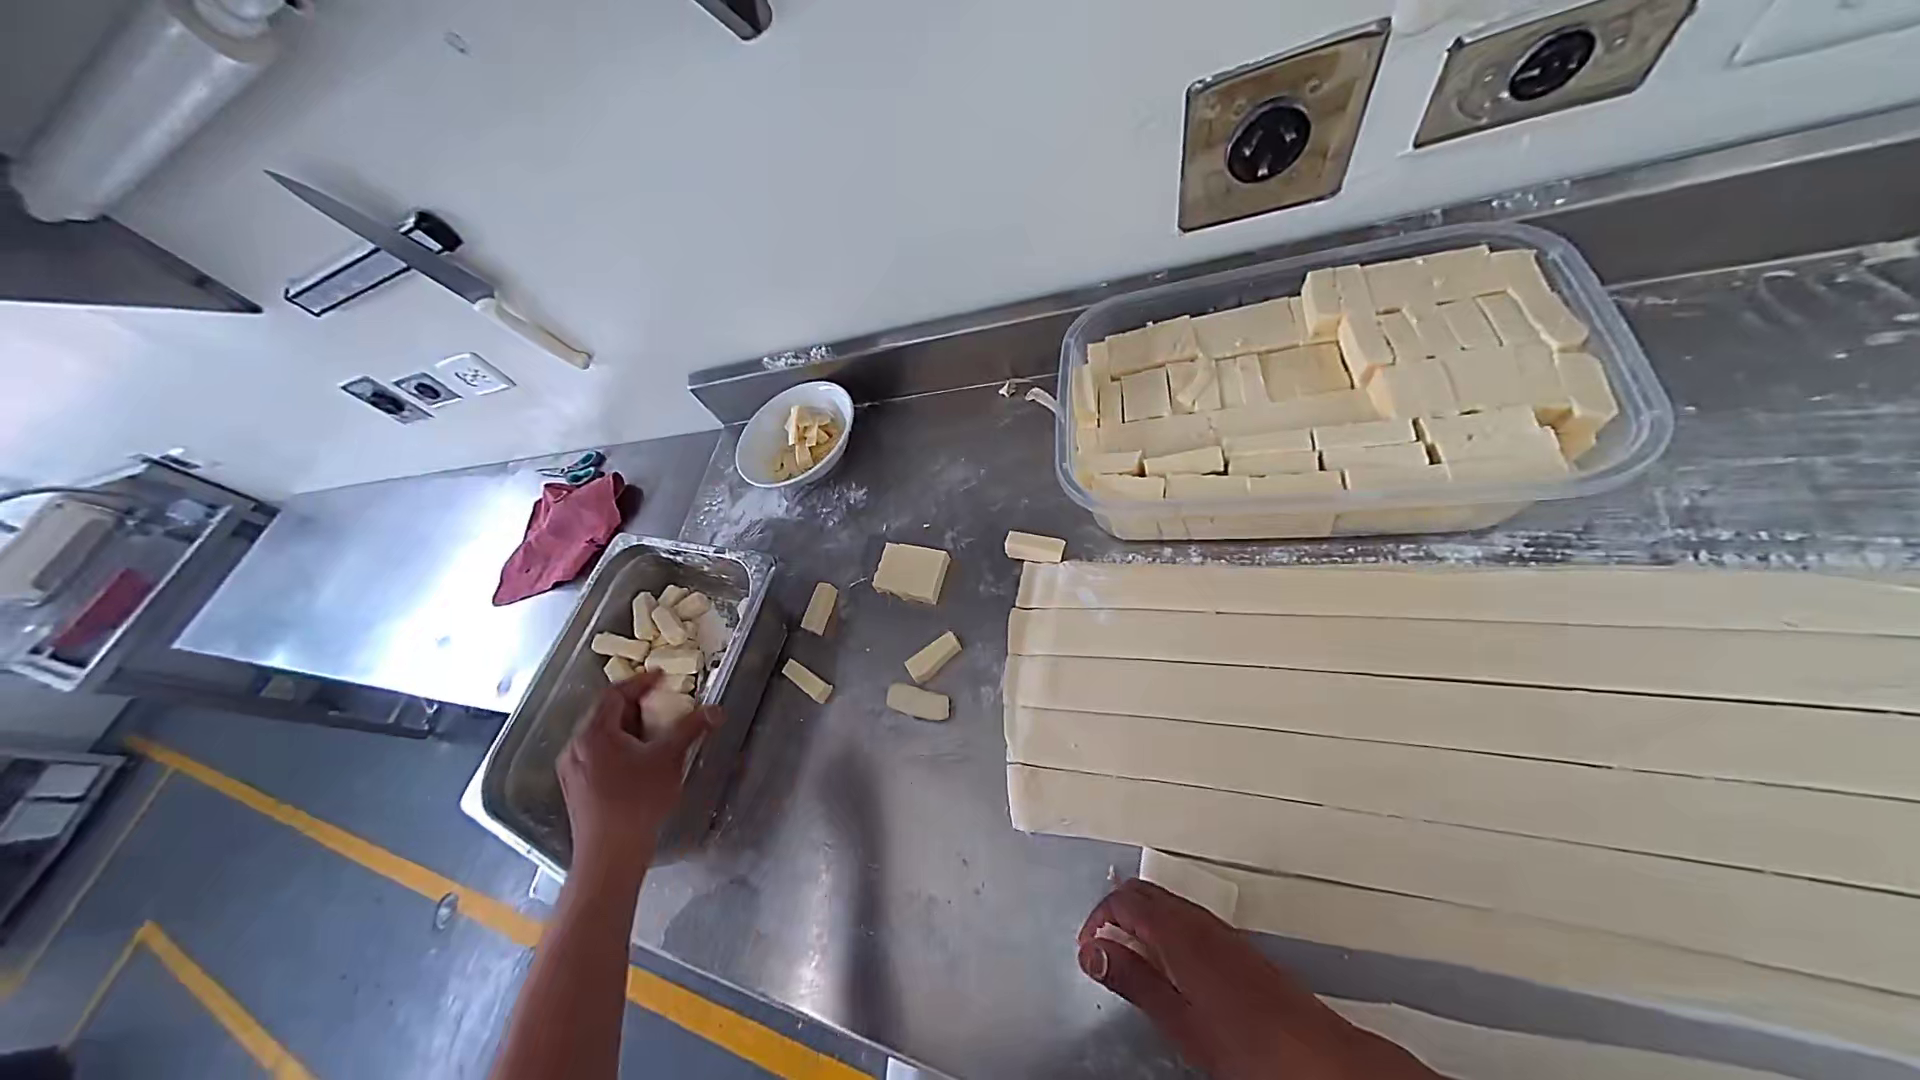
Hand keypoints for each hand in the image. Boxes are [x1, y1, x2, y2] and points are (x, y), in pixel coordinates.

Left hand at [557, 672, 715, 875]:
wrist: (610, 853)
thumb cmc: (638, 800)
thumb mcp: (670, 758)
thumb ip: (691, 729)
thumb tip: (715, 710)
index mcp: (594, 733)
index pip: (615, 694)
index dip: (640, 682)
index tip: (661, 677)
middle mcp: (576, 747)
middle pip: (605, 714)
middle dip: (635, 705)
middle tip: (661, 702)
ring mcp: (572, 769)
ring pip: (600, 735)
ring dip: (627, 727)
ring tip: (654, 729)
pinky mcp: (576, 788)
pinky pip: (597, 754)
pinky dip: (618, 746)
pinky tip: (639, 758)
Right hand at [1077, 879, 1438, 1079]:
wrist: (1317, 1058)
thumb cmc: (1250, 1044)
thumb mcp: (1178, 1019)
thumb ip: (1132, 979)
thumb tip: (1093, 952)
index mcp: (1178, 932)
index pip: (1123, 900)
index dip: (1098, 919)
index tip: (1089, 948)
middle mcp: (1199, 920)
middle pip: (1143, 892)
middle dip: (1115, 912)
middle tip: (1101, 948)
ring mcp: (1219, 929)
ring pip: (1165, 902)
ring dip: (1140, 919)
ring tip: (1130, 958)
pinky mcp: (1235, 943)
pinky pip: (1186, 917)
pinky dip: (1164, 929)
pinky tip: (1168, 965)